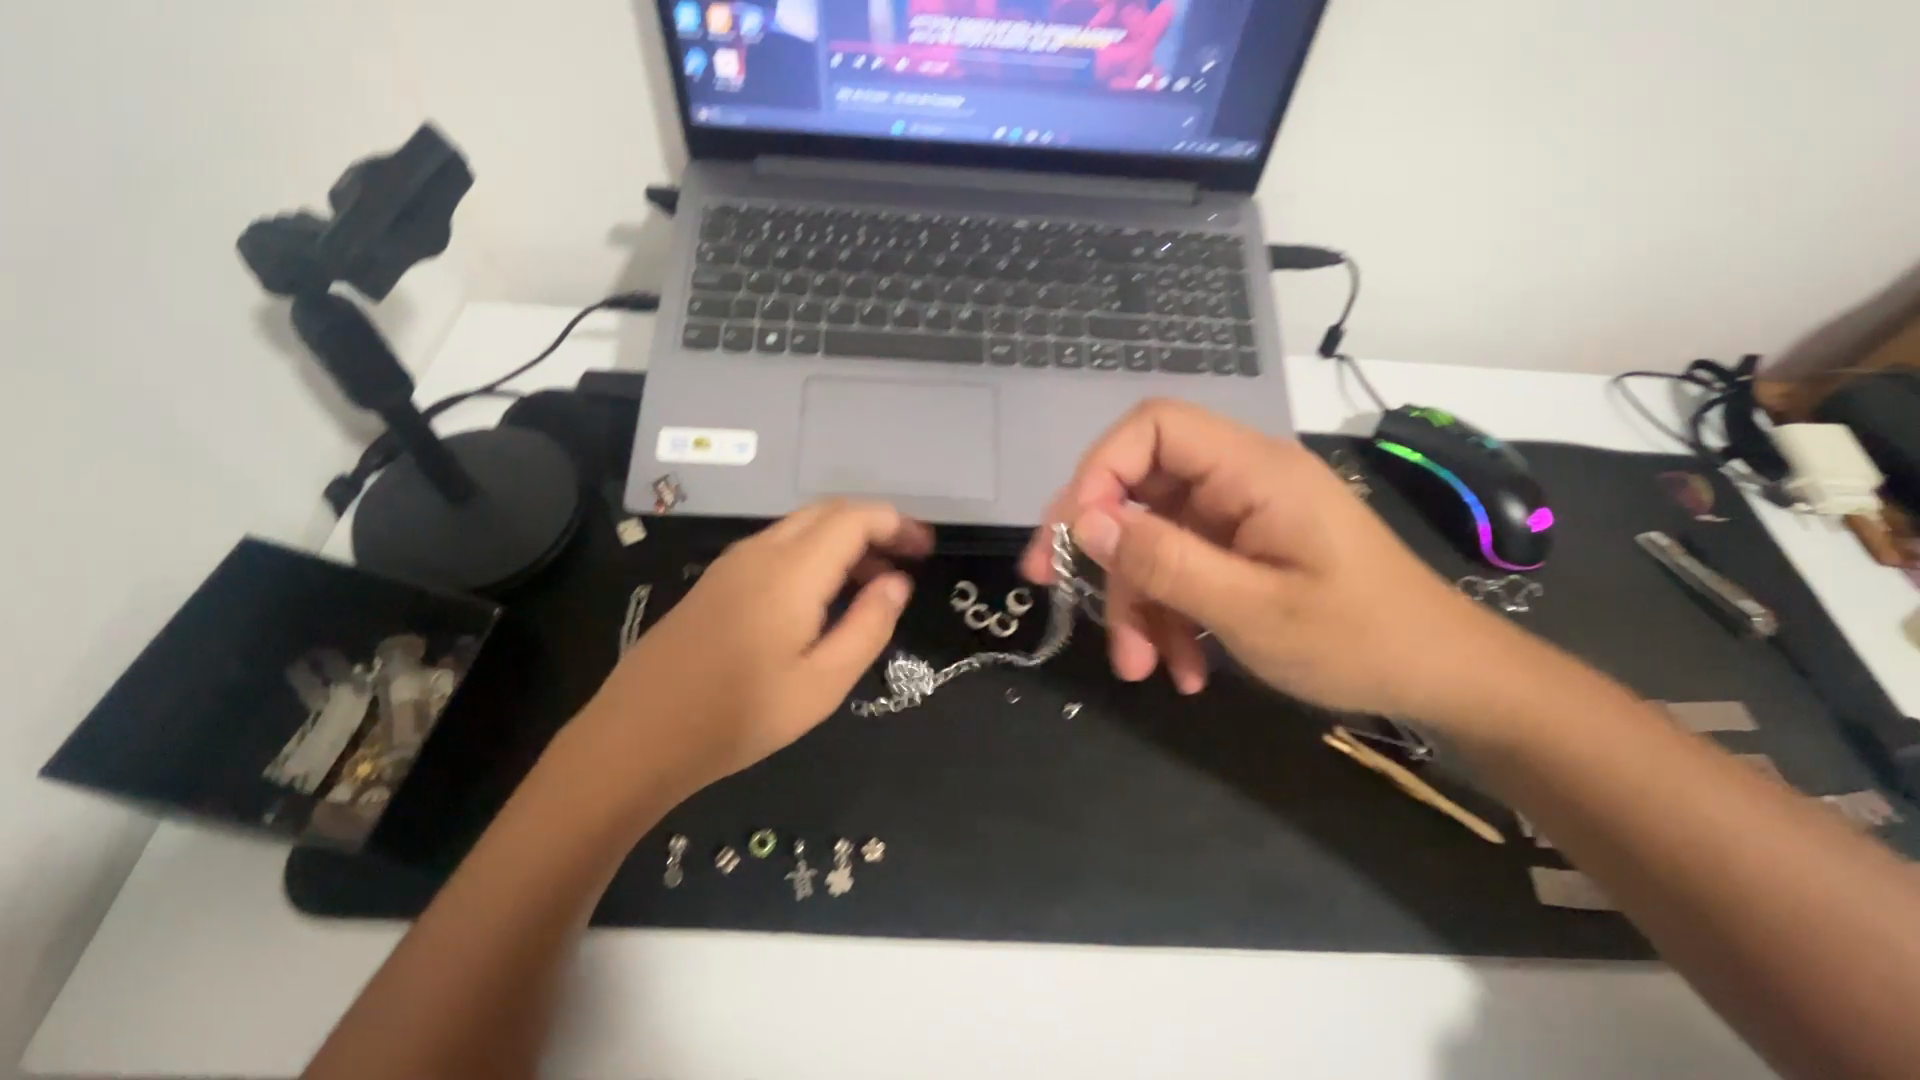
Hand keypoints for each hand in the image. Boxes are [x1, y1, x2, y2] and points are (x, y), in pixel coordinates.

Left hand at [578, 500, 930, 799]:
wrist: (640, 734)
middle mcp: (761, 552)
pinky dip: (812, 556)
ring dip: (842, 542)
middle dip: (874, 526)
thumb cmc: (741, 714)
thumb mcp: (823, 683)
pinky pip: (776, 548)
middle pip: (827, 512)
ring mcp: (732, 565)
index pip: (854, 518)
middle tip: (906, 561)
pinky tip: (820, 599)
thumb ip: (868, 626)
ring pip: (799, 528)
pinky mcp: (715, 583)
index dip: (896, 524)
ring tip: (871, 586)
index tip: (925, 549)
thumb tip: (897, 582)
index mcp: (792, 570)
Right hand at [1019, 399, 1510, 725]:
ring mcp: (1242, 519)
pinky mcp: (1245, 552)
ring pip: (1156, 540)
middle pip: (1142, 490)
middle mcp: (1242, 482)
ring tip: (1144, 669)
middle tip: (1058, 596)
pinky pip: (1185, 570)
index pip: (1153, 428)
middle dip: (1105, 553)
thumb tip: (1084, 521)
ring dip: (1138, 603)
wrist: (1442, 677)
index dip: (1099, 470)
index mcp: (1253, 470)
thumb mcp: (1251, 609)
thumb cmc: (1358, 639)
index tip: (1071, 536)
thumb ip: (1164, 561)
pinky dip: (1172, 617)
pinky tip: (1182, 670)